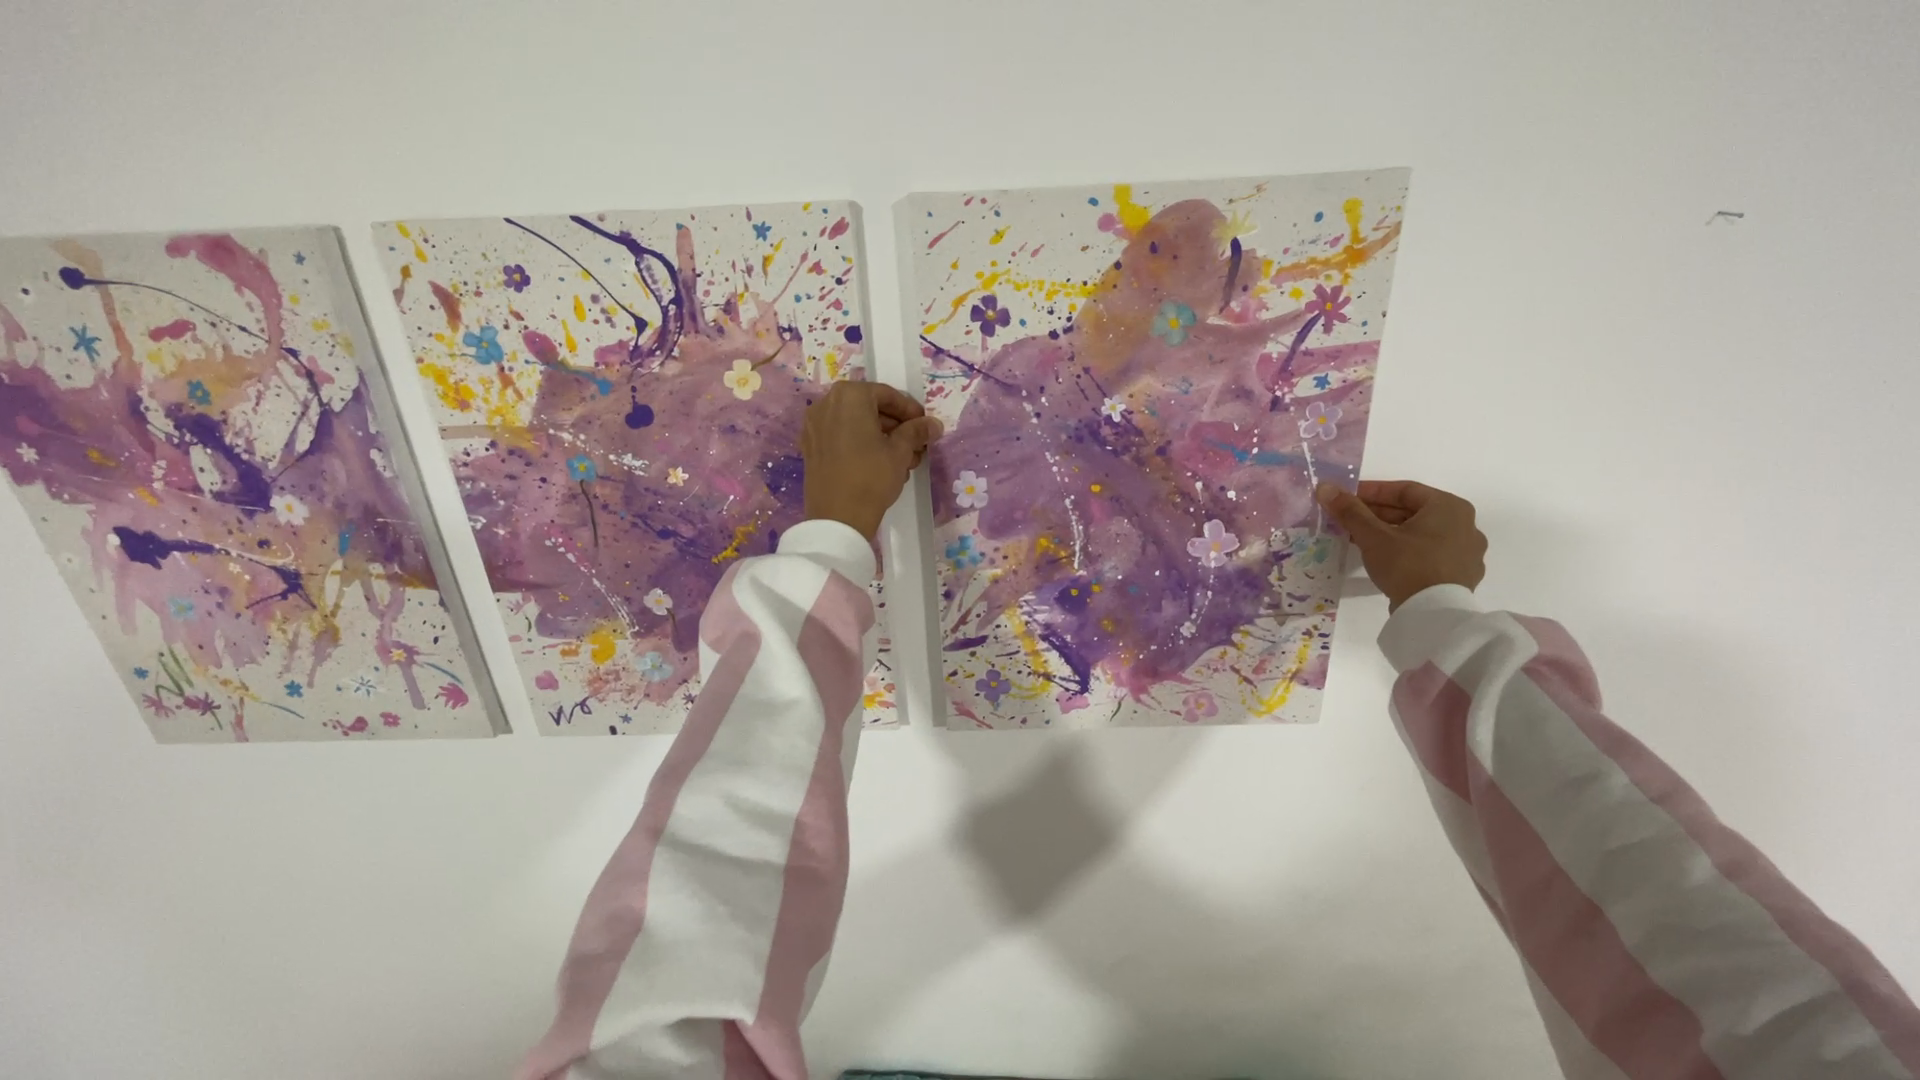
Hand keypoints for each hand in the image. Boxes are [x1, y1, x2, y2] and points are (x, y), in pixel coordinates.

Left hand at [801, 382, 942, 539]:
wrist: (837, 518)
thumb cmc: (871, 477)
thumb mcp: (901, 451)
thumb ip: (917, 431)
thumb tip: (934, 424)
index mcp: (849, 396)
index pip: (887, 395)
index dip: (910, 411)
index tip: (925, 426)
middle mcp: (826, 403)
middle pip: (869, 408)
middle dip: (896, 426)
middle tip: (917, 445)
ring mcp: (814, 426)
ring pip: (855, 424)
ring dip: (881, 437)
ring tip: (904, 460)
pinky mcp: (810, 447)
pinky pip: (841, 437)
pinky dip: (861, 444)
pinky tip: (880, 464)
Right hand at [1315, 480, 1486, 610]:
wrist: (1434, 614)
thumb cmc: (1407, 564)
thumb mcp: (1373, 536)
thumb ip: (1350, 511)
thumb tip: (1324, 487)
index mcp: (1449, 507)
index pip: (1404, 490)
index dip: (1371, 491)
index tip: (1347, 498)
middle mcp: (1465, 524)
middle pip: (1414, 512)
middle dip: (1378, 514)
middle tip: (1349, 519)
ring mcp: (1467, 551)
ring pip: (1421, 533)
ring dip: (1390, 532)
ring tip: (1361, 539)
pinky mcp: (1462, 574)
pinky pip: (1430, 552)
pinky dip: (1407, 550)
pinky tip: (1385, 559)